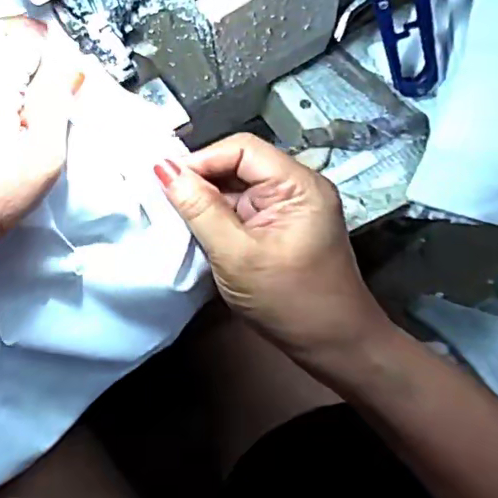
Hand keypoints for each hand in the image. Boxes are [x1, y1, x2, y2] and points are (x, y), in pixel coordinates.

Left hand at [0, 17, 84, 285]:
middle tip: (49, 70)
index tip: (65, 69)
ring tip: (28, 88)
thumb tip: (70, 64)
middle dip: (26, 40)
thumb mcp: (43, 152)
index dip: (51, 45)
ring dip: (6, 54)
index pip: (24, 34)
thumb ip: (57, 99)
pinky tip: (0, 104)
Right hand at [156, 133, 388, 358]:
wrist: (334, 347)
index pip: (241, 149)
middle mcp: (296, 187)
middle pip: (236, 164)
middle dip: (200, 180)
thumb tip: (164, 169)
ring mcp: (287, 207)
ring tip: (178, 218)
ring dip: (205, 201)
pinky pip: (238, 208)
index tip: (166, 182)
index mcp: (299, 185)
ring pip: (233, 186)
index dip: (201, 160)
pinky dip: (215, 217)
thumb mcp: (237, 255)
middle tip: (166, 201)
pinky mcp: (277, 226)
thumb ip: (200, 209)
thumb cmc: (292, 304)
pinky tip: (197, 230)